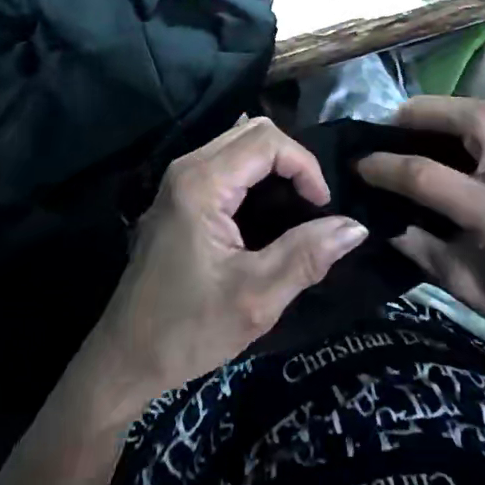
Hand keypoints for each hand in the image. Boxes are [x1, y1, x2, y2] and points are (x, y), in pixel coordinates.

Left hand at [90, 116, 369, 396]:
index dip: (304, 165)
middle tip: (312, 205)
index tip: (323, 208)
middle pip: (251, 130)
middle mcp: (186, 168)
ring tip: (296, 207)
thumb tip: (356, 226)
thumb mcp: (256, 298)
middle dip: (291, 159)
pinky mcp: (177, 194)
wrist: (128, 353)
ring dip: (273, 164)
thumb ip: (306, 255)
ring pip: (236, 142)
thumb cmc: (189, 328)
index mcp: (201, 183)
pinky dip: (253, 172)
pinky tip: (267, 209)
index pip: (266, 140)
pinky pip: (223, 161)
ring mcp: (177, 179)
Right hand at [357, 93, 484, 367]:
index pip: (426, 176)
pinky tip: (473, 128)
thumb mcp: (457, 281)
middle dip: (422, 113)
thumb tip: (371, 211)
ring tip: (436, 121)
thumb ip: (412, 240)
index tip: (359, 163)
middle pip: (470, 118)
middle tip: (394, 123)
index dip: (384, 167)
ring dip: (461, 105)